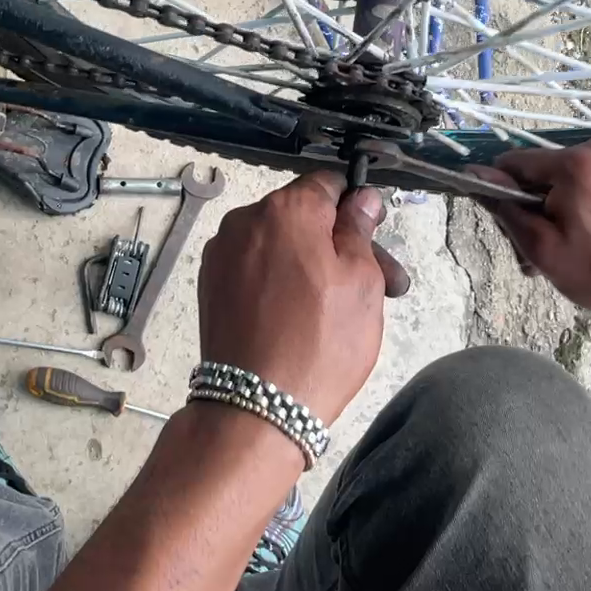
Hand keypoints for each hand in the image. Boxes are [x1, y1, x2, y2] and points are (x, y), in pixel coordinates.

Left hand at [195, 171, 388, 422]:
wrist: (255, 405)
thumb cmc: (319, 342)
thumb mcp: (361, 281)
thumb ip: (358, 229)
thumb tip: (360, 198)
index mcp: (285, 208)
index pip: (328, 184)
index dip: (356, 206)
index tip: (375, 236)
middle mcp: (245, 219)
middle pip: (303, 216)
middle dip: (340, 243)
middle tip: (380, 285)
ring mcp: (222, 252)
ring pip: (279, 243)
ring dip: (311, 263)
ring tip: (341, 307)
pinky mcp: (210, 283)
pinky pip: (255, 266)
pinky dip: (279, 280)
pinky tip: (301, 314)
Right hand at [475, 137, 590, 309]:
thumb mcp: (539, 245)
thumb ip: (504, 206)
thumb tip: (472, 175)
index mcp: (573, 162)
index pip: (512, 163)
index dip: (502, 193)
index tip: (513, 228)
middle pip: (540, 171)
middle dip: (532, 206)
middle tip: (538, 249)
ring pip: (565, 176)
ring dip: (556, 206)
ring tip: (564, 245)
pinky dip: (582, 200)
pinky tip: (587, 231)